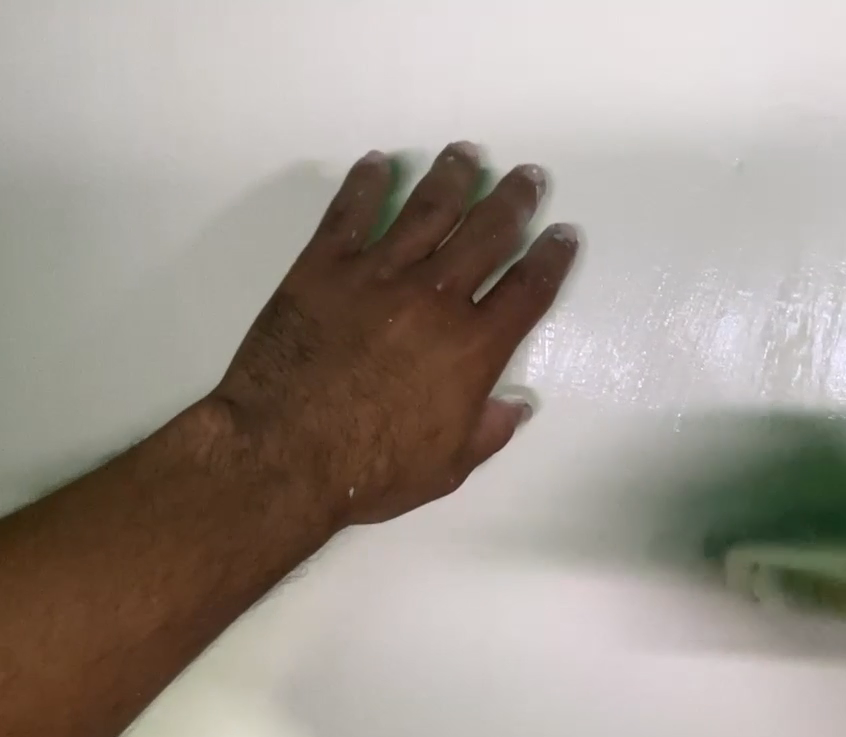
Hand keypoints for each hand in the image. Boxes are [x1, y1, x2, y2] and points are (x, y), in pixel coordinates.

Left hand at [209, 142, 577, 528]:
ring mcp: (377, 275)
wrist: (283, 454)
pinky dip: (367, 184)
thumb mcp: (446, 469)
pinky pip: (350, 212)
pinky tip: (379, 165)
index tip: (562, 235)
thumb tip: (516, 406)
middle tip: (526, 177)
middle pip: (486, 234)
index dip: (551, 259)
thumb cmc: (370, 472)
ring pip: (426, 210)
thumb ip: (487, 433)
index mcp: (472, 349)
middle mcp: (434, 298)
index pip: (527, 291)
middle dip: (513, 202)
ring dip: (452, 178)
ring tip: (466, 156)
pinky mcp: (323, 267)